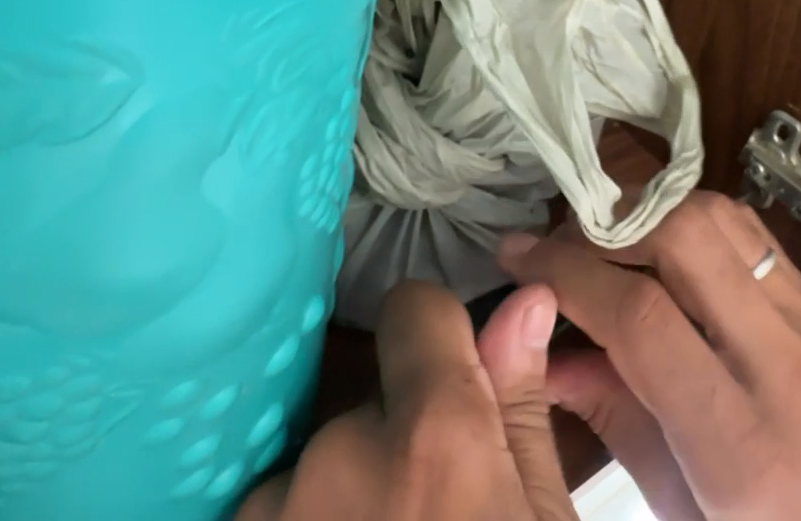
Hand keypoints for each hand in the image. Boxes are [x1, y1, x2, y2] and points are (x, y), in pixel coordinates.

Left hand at [236, 280, 576, 520]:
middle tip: (430, 511)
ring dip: (349, 490)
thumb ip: (521, 408)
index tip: (455, 378)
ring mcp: (273, 509)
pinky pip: (280, 504)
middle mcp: (337, 457)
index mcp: (432, 436)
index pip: (413, 307)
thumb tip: (527, 301)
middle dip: (397, 436)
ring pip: (323, 459)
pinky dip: (311, 520)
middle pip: (370, 395)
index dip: (439, 335)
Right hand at [499, 192, 800, 520]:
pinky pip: (750, 232)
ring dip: (649, 210)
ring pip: (721, 218)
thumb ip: (618, 425)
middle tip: (561, 242)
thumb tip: (552, 358)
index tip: (521, 258)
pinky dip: (691, 220)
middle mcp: (784, 366)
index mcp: (742, 445)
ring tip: (603, 237)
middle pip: (687, 237)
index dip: (567, 273)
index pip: (641, 318)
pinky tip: (660, 243)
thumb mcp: (685, 513)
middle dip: (606, 223)